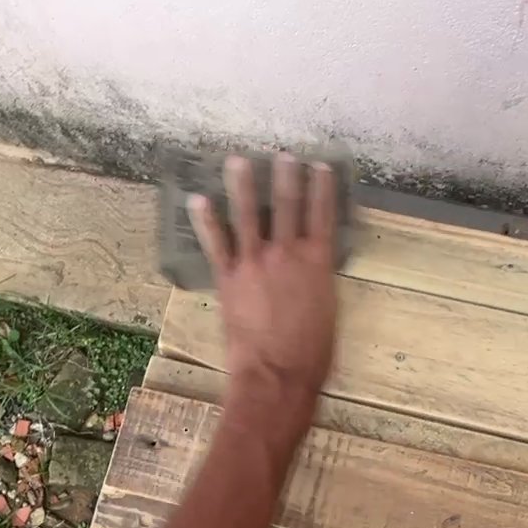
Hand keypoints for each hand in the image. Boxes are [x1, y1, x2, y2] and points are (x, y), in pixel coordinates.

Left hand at [188, 154, 338, 444]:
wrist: (277, 374)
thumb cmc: (312, 354)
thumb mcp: (329, 312)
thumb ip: (319, 282)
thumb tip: (313, 270)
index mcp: (318, 263)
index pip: (322, 215)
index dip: (322, 188)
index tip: (320, 166)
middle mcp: (288, 254)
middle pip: (287, 205)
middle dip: (286, 176)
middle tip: (283, 153)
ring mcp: (255, 263)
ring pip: (249, 215)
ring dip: (243, 185)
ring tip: (238, 160)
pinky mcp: (230, 278)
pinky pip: (216, 243)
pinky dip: (207, 221)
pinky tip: (198, 200)